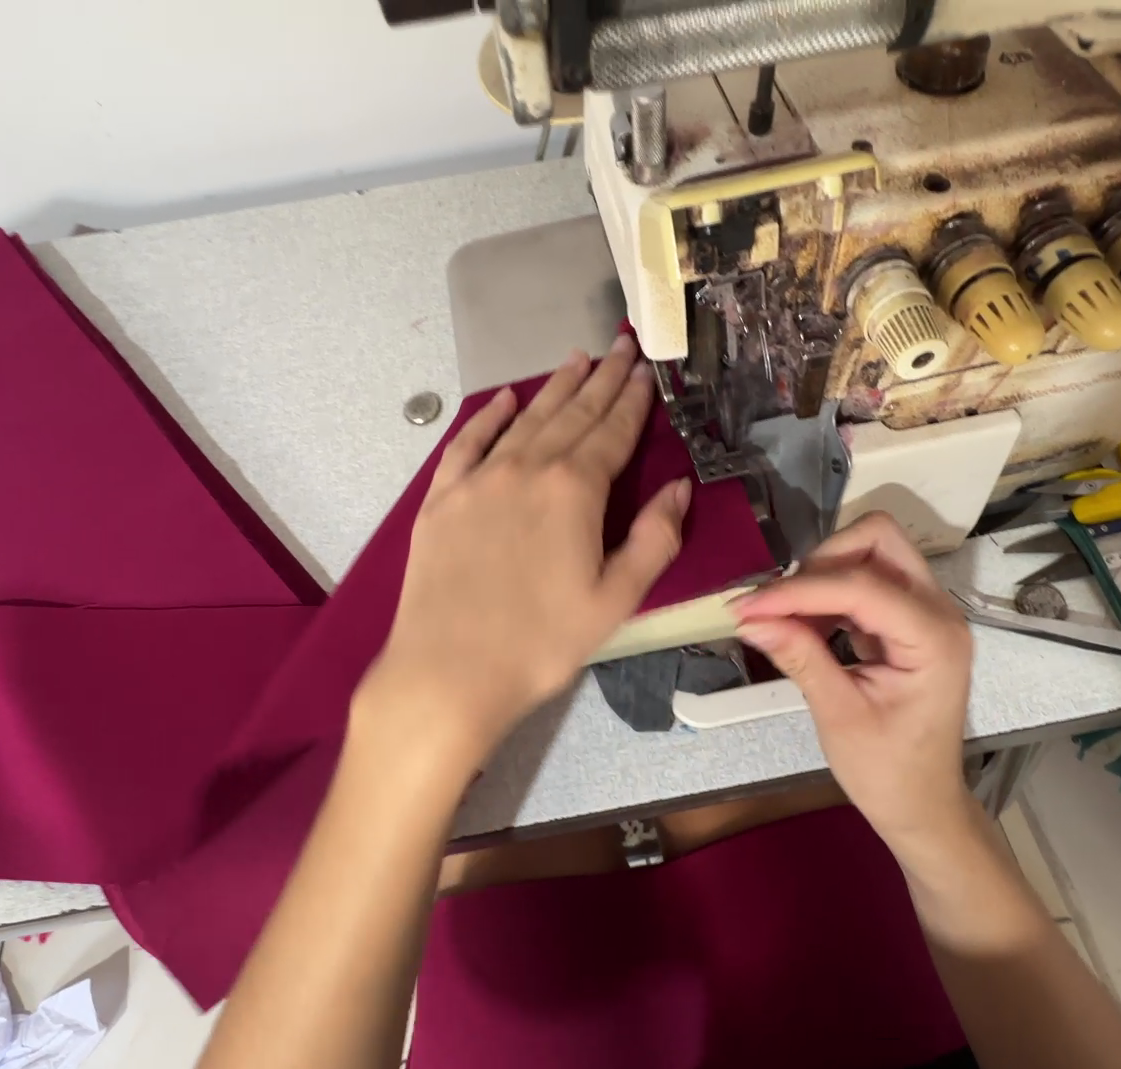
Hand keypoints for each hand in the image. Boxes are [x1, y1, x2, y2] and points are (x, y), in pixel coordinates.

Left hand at [356, 335, 689, 771]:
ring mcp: (478, 479)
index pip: (612, 432)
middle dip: (600, 379)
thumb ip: (654, 538)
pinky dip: (488, 416)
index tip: (644, 369)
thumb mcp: (616, 599)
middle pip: (571, 414)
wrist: (449, 671)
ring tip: (576, 360)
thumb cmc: (542, 642)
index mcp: (574, 490)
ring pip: (526, 420)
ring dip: (554, 388)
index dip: (632, 400)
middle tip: (619, 346)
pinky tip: (504, 398)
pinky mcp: (442, 498)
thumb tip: (678, 487)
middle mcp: (527, 469)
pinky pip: (468, 442)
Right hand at [729, 512, 974, 849]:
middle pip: (878, 539)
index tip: (745, 606)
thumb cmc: (888, 771)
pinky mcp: (907, 619)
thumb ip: (799, 657)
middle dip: (821, 560)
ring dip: (822, 575)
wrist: (923, 804)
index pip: (861, 585)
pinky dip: (828, 591)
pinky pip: (865, 578)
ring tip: (786, 617)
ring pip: (870, 552)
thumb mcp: (838, 715)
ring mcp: (926, 611)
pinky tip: (804, 625)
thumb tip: (749, 617)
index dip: (798, 590)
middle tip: (781, 603)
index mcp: (933, 638)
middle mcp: (938, 610)